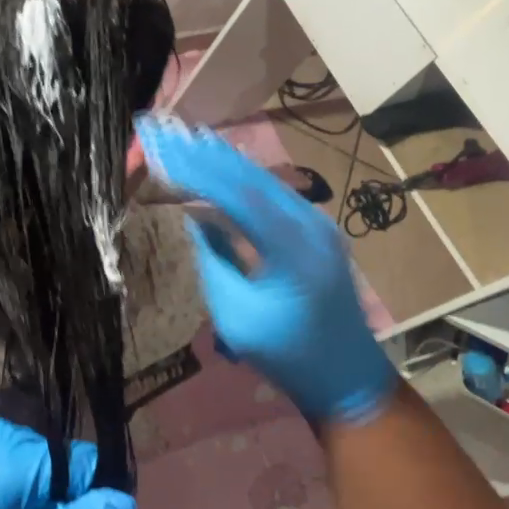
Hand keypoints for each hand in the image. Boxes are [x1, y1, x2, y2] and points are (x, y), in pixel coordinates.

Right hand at [136, 114, 396, 424]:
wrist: (348, 376)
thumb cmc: (288, 355)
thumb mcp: (237, 315)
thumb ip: (213, 261)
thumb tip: (192, 218)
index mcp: (293, 247)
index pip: (236, 194)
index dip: (196, 169)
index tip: (160, 148)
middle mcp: (309, 224)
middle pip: (250, 177)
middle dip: (204, 154)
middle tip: (165, 132)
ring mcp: (317, 224)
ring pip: (262, 180)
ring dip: (221, 159)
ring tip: (185, 137)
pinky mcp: (315, 230)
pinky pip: (271, 193)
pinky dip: (239, 176)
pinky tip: (218, 163)